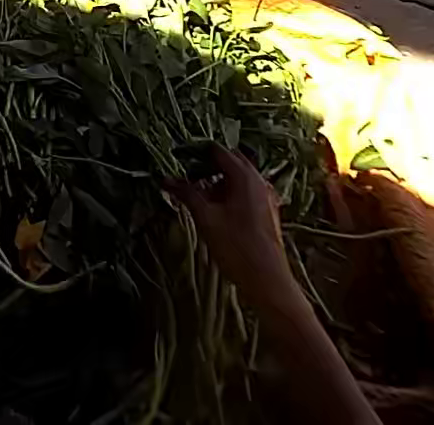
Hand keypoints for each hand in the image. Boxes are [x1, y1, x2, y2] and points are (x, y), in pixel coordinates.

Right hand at [167, 145, 296, 308]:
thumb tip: (166, 179)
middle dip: (209, 166)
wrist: (268, 282)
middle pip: (230, 161)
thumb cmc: (236, 247)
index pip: (217, 151)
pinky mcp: (268, 211)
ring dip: (220, 181)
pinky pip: (247, 191)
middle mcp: (258, 180)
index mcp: (244, 176)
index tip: (179, 159)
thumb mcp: (206, 218)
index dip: (196, 152)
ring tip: (201, 197)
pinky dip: (231, 193)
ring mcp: (266, 195)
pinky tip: (219, 210)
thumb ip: (186, 193)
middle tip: (189, 177)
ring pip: (239, 177)